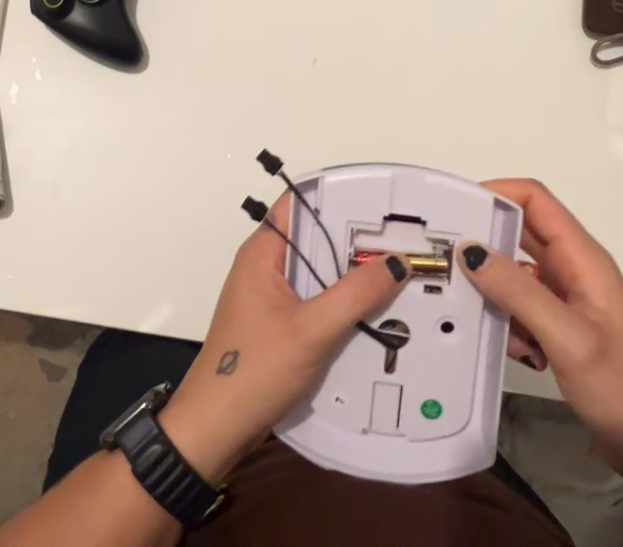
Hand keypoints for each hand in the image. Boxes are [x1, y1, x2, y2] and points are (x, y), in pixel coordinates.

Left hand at [160, 194, 408, 480]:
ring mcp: (271, 296)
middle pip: (314, 237)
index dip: (338, 196)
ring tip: (400, 269)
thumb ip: (354, 295)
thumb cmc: (254, 370)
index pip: (299, 204)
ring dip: (351, 272)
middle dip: (355, 237)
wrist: (217, 425)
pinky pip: (316, 299)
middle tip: (405, 238)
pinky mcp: (279, 323)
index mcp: (262, 253)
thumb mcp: (311, 330)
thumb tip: (397, 261)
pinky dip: (342, 300)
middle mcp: (265, 266)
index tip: (382, 200)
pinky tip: (375, 309)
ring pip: (318, 271)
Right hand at [457, 178, 622, 467]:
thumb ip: (517, 291)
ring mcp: (569, 300)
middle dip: (482, 245)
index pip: (534, 199)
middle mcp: (573, 270)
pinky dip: (511, 324)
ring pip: (515, 276)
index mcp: (582, 259)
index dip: (494, 193)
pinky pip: (522, 309)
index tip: (451, 209)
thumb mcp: (568, 338)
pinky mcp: (562, 328)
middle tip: (444, 263)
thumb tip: (468, 248)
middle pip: (518, 235)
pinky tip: (520, 354)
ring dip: (497, 295)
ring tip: (492, 326)